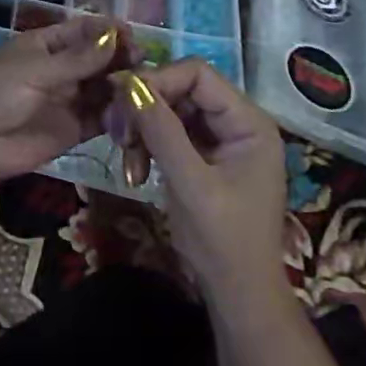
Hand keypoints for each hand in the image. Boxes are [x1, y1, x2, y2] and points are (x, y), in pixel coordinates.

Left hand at [0, 15, 132, 182]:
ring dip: (124, 87)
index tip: (133, 37)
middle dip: (122, 60)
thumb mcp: (34, 70)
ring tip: (144, 90)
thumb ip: (76, 59)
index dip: (108, 31)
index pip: (83, 31)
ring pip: (106, 88)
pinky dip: (120, 116)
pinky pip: (104, 118)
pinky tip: (135, 114)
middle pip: (100, 59)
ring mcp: (69, 99)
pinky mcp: (75, 129)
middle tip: (144, 65)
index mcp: (45, 45)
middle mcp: (61, 69)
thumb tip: (115, 35)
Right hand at [114, 59, 286, 299]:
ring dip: (139, 128)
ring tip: (126, 160)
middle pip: (178, 89)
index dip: (157, 80)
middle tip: (117, 134)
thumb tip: (127, 84)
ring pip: (166, 109)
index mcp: (249, 123)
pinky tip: (134, 169)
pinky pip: (164, 131)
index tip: (121, 101)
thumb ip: (162, 131)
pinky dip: (144, 144)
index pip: (197, 74)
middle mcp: (235, 122)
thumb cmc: (224, 239)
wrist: (236, 291)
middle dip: (143, 108)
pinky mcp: (198, 154)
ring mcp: (216, 138)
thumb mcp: (191, 183)